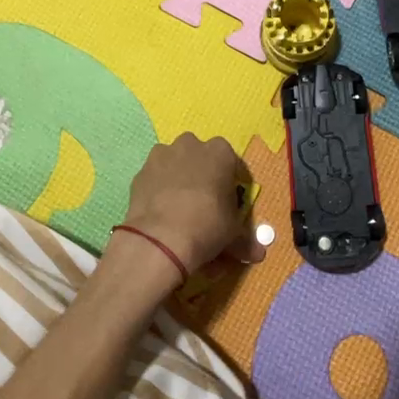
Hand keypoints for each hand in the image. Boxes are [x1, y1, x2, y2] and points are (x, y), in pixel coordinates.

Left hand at [118, 134, 263, 280]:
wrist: (161, 238)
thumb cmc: (207, 225)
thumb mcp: (233, 234)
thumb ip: (245, 240)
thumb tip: (258, 254)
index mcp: (220, 151)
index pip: (230, 163)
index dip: (228, 185)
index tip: (226, 205)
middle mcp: (191, 144)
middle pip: (200, 160)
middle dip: (201, 179)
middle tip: (203, 210)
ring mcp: (162, 155)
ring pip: (174, 167)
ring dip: (178, 183)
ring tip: (178, 215)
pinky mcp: (140, 172)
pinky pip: (155, 181)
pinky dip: (158, 194)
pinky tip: (160, 218)